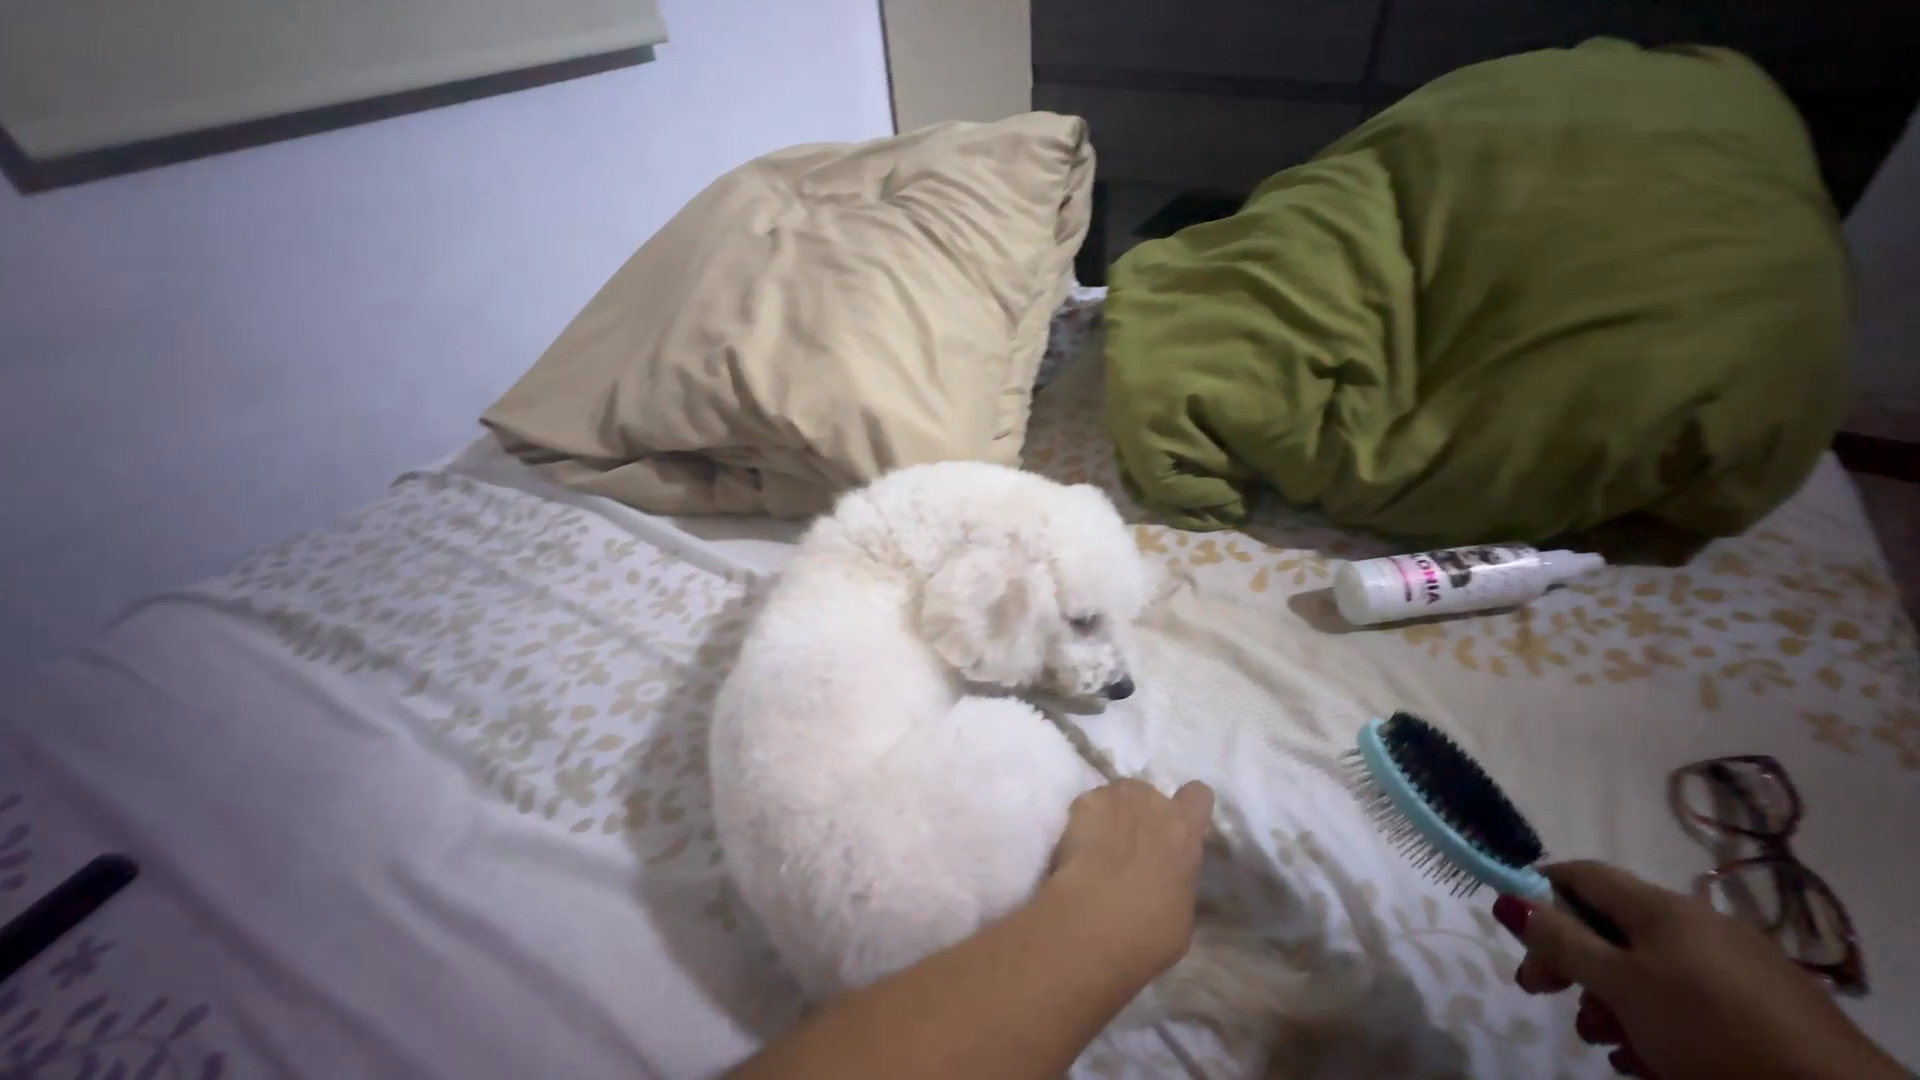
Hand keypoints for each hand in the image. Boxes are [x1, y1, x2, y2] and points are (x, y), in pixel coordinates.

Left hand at [1046, 778, 1213, 977]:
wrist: (1094, 920)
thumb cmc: (1149, 929)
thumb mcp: (1182, 911)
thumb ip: (1177, 879)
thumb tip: (1167, 879)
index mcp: (1184, 829)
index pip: (1198, 795)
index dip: (1188, 807)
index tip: (1178, 825)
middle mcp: (1152, 801)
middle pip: (1149, 795)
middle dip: (1140, 814)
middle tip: (1129, 846)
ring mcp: (1114, 797)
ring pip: (1115, 798)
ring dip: (1110, 815)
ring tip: (1098, 848)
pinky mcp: (1081, 803)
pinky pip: (1086, 807)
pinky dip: (1082, 823)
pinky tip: (1076, 851)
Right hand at [1497, 861, 1903, 1079]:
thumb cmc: (1707, 1027)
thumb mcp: (1619, 984)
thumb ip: (1561, 941)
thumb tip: (1508, 898)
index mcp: (1659, 906)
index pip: (1580, 873)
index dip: (1538, 889)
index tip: (1514, 929)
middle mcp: (1693, 923)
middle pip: (1608, 927)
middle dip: (1569, 960)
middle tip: (1539, 992)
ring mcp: (1732, 965)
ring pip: (1644, 969)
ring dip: (1608, 999)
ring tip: (1602, 1040)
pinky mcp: (1760, 1008)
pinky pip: (1684, 998)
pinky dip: (1653, 1019)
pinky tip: (1646, 1056)